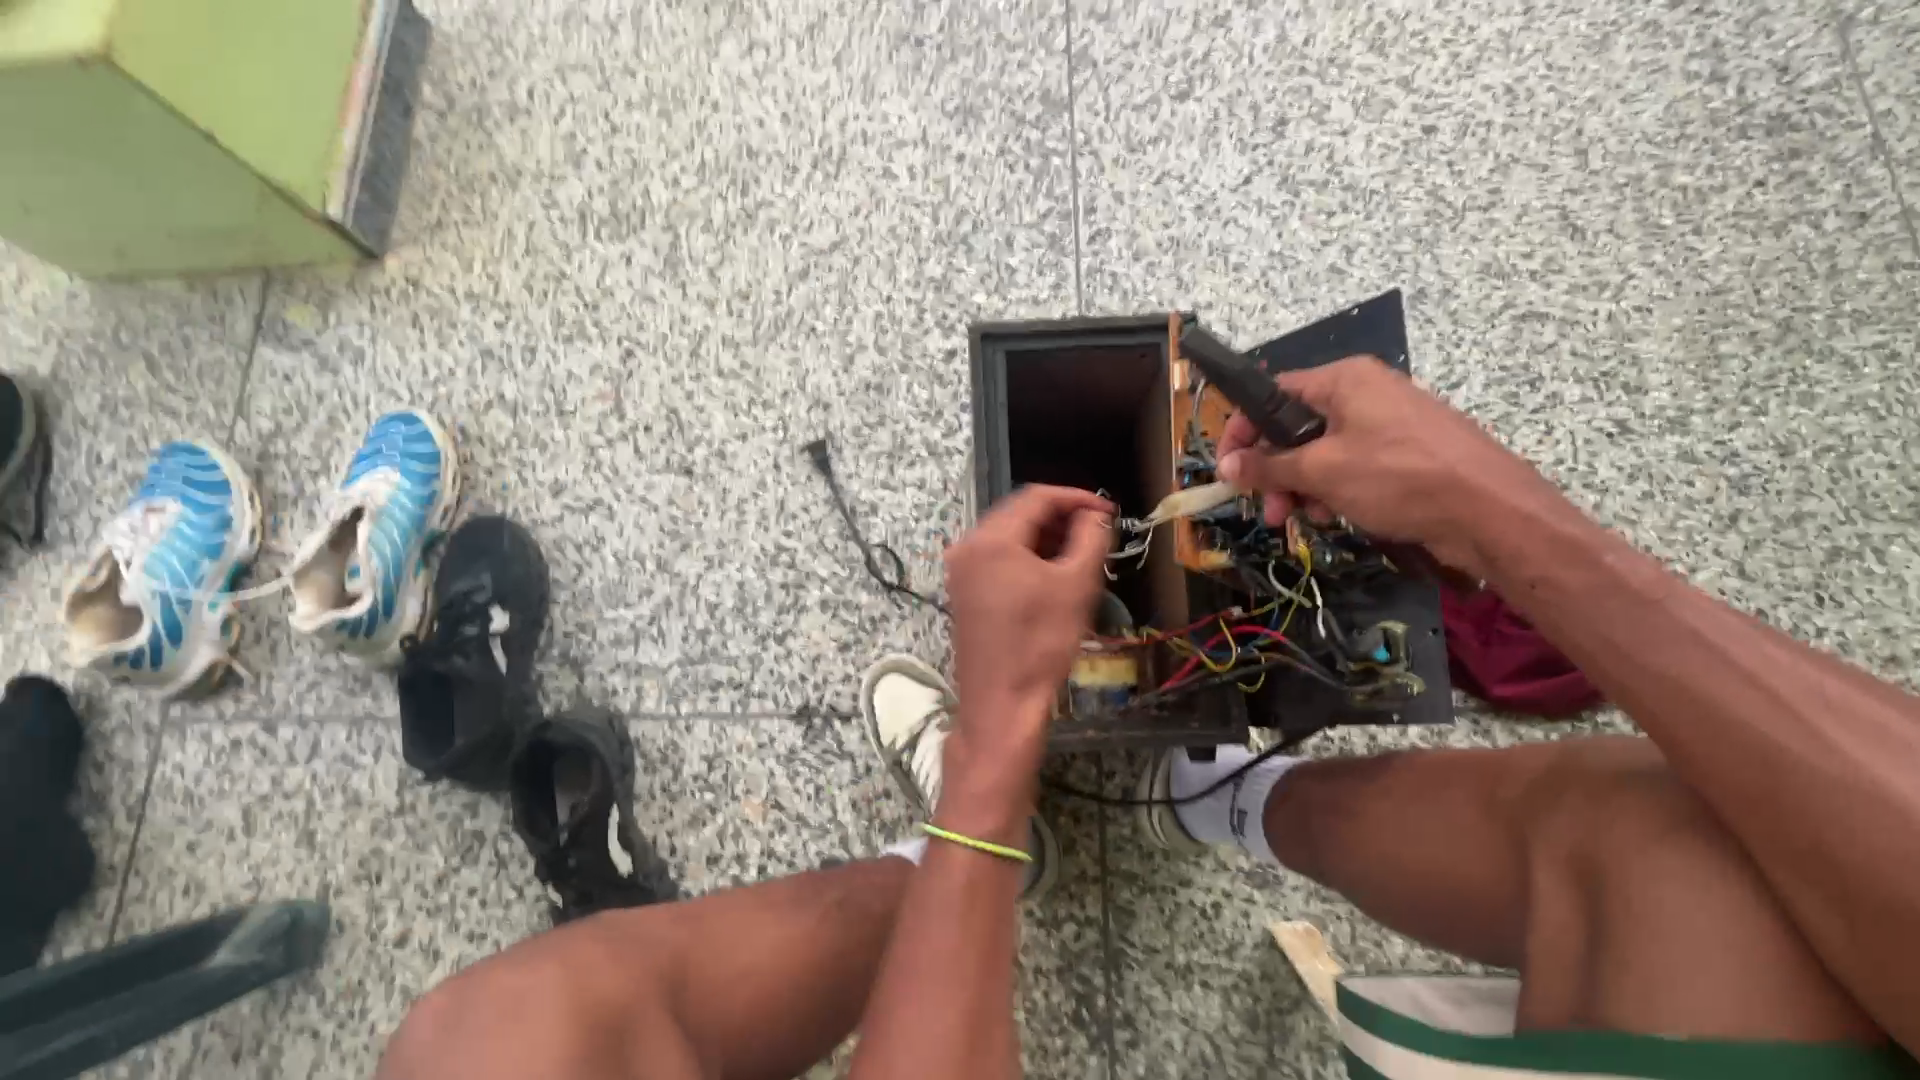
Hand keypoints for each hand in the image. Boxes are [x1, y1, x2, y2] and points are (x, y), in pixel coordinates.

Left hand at [942, 485, 1111, 827]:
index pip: (1036, 497)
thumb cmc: (1041, 644)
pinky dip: (1026, 558)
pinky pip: (997, 560)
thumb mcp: (1076, 585)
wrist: (1001, 704)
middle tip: (1096, 531)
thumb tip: (1094, 515)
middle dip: (1060, 517)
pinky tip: (1052, 575)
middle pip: (1018, 514)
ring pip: (1008, 537)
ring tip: (1080, 553)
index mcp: (991, 539)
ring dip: (1044, 538)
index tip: (1108, 510)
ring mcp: (960, 571)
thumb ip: (1090, 538)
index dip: (1076, 498)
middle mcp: (967, 547)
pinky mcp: (962, 593)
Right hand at [1215, 356, 1563, 579]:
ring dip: (1302, 486)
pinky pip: (1352, 466)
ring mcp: (1387, 423)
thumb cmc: (1397, 477)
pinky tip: (1337, 515)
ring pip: (1322, 452)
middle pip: (1296, 428)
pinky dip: (1335, 490)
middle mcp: (1364, 393)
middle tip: (1267, 508)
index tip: (1228, 469)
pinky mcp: (1405, 454)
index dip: (1243, 431)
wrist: (1489, 511)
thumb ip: (1268, 466)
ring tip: (1304, 518)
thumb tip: (1225, 465)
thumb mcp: (1321, 471)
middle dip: (1275, 470)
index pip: (1271, 395)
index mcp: (1343, 380)